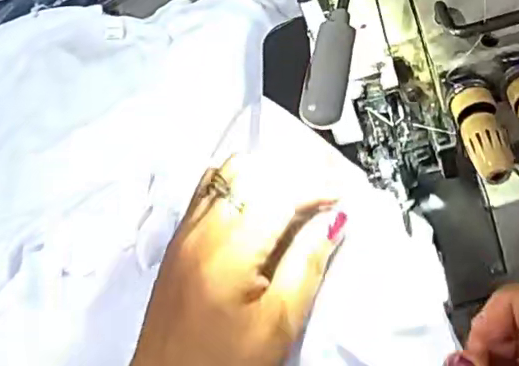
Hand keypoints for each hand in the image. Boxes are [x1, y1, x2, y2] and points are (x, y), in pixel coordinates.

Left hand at [130, 155, 346, 365]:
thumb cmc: (224, 365)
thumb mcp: (277, 326)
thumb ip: (306, 266)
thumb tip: (332, 221)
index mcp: (229, 247)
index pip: (278, 194)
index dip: (313, 188)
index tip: (339, 197)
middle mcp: (203, 224)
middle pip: (254, 173)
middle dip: (292, 178)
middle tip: (321, 200)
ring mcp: (187, 225)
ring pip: (230, 172)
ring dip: (265, 175)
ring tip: (293, 203)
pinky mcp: (179, 232)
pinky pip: (210, 184)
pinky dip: (238, 181)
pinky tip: (256, 203)